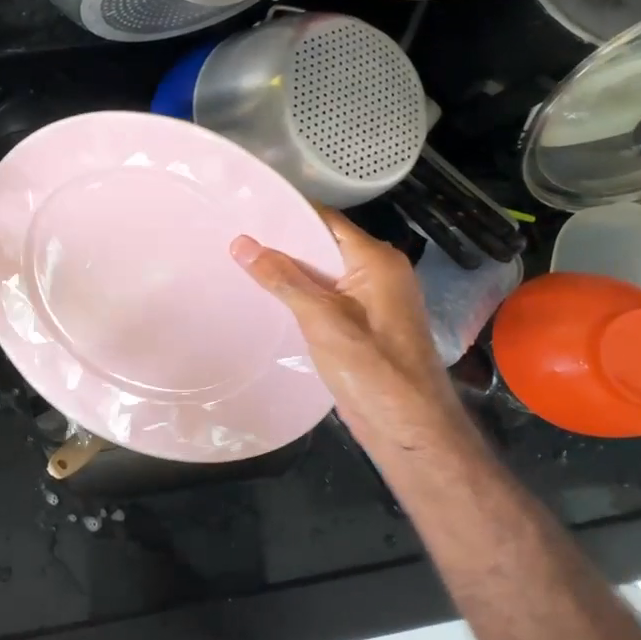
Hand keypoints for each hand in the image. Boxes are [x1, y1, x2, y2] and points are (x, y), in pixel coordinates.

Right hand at [231, 210, 463, 454]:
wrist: (411, 432)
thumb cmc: (374, 370)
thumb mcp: (322, 320)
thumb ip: (282, 279)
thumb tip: (241, 242)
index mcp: (377, 261)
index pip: (324, 219)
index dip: (284, 212)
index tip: (242, 207)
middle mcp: (378, 273)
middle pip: (320, 244)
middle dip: (278, 241)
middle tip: (229, 233)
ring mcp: (371, 300)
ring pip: (318, 271)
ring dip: (283, 269)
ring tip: (236, 260)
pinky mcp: (361, 324)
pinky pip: (322, 295)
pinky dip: (294, 292)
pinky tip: (262, 296)